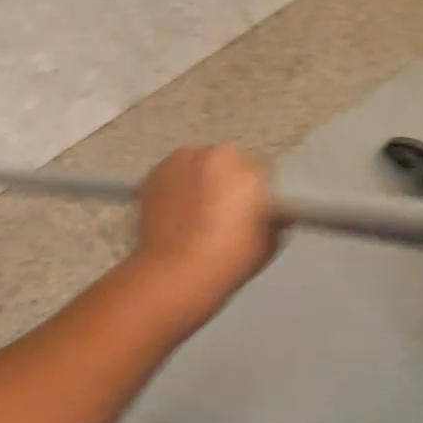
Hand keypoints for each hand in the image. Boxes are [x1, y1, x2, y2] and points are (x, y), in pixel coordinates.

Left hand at [134, 145, 281, 306]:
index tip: (254, 206)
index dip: (258, 188)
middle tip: (226, 208)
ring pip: (195, 165)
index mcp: (241, 163)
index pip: (258, 168)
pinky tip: (177, 211)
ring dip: (198, 179)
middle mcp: (206, 153)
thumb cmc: (231, 255)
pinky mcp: (150, 176)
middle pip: (224, 161)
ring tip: (198, 209)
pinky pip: (171, 176)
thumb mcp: (270, 237)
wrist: (176, 269)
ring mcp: (173, 162)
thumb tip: (271, 208)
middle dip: (226, 179)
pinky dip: (176, 187)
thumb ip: (272, 213)